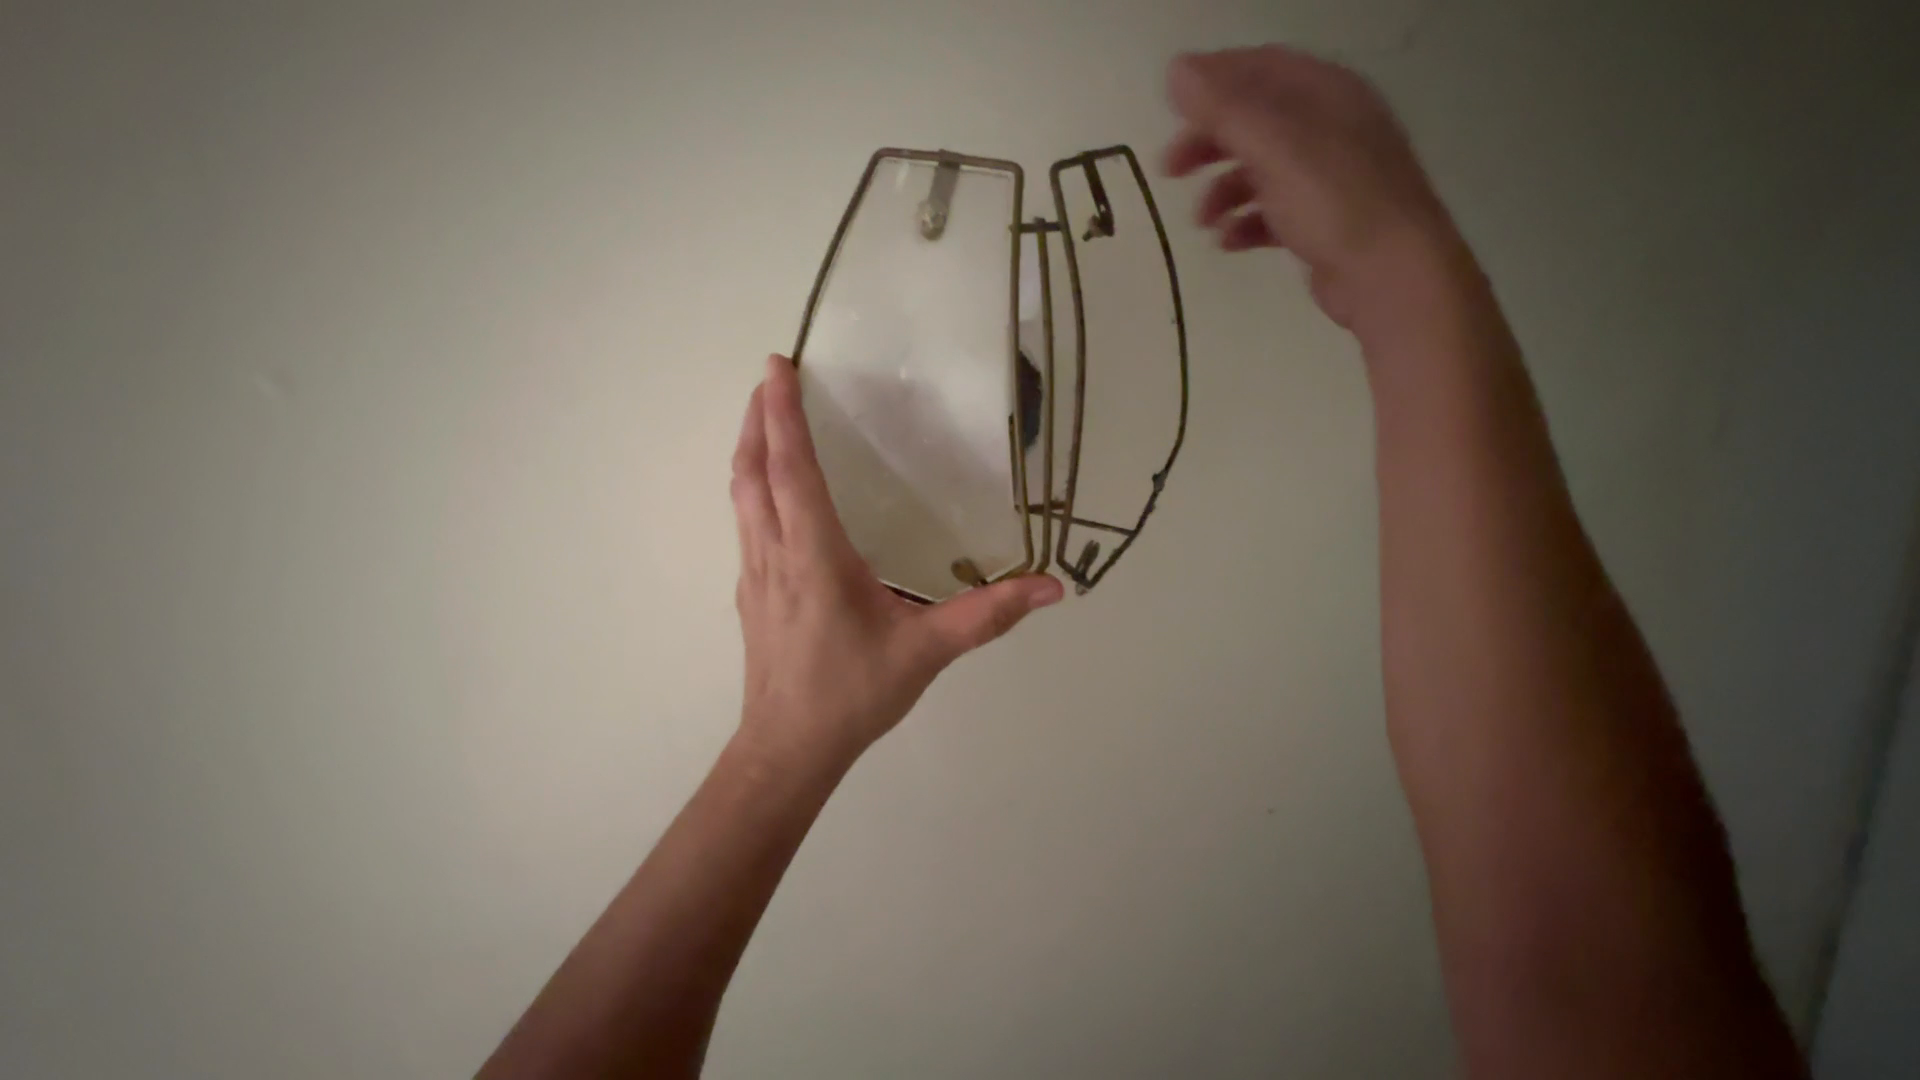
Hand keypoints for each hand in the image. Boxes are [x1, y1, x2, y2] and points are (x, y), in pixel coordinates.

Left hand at [730, 354, 1062, 764]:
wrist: (787, 749)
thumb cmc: (852, 695)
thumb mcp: (926, 652)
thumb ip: (988, 616)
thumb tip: (1052, 587)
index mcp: (814, 556)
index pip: (792, 470)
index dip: (783, 416)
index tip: (777, 368)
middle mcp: (775, 555)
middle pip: (751, 473)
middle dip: (756, 420)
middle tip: (769, 379)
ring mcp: (755, 575)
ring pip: (741, 498)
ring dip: (750, 452)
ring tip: (764, 422)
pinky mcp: (752, 595)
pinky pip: (747, 524)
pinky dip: (754, 490)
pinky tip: (775, 498)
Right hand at [1164, 46, 1467, 330]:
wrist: (1391, 275)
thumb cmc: (1334, 202)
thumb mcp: (1274, 147)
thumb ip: (1223, 108)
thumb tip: (1175, 70)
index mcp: (1325, 92)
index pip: (1259, 68)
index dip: (1211, 82)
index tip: (1168, 110)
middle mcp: (1330, 126)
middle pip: (1255, 120)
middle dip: (1208, 143)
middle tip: (1169, 171)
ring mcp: (1329, 176)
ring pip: (1260, 170)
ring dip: (1222, 190)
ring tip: (1201, 221)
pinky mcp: (1324, 221)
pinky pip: (1273, 212)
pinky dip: (1245, 223)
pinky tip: (1228, 242)